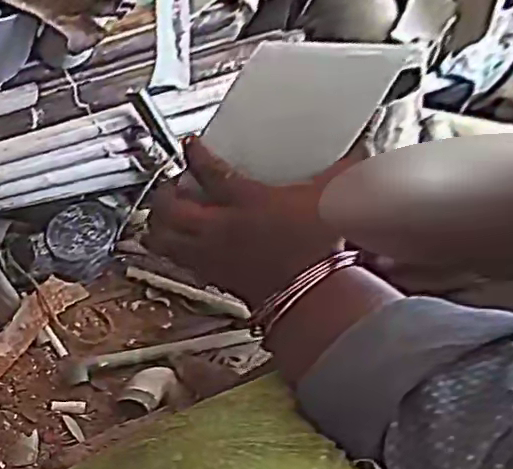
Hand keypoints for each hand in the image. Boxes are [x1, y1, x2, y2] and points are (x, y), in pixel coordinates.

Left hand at [149, 138, 357, 306]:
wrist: (306, 284)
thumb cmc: (320, 240)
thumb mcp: (336, 190)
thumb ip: (342, 163)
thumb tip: (358, 139)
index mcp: (246, 202)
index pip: (211, 173)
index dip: (196, 156)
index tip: (189, 145)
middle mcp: (217, 228)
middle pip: (169, 210)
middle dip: (162, 194)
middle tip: (169, 183)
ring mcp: (205, 252)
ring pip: (160, 237)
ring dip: (155, 223)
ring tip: (160, 212)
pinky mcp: (203, 271)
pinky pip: (170, 257)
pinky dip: (163, 245)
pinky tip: (170, 238)